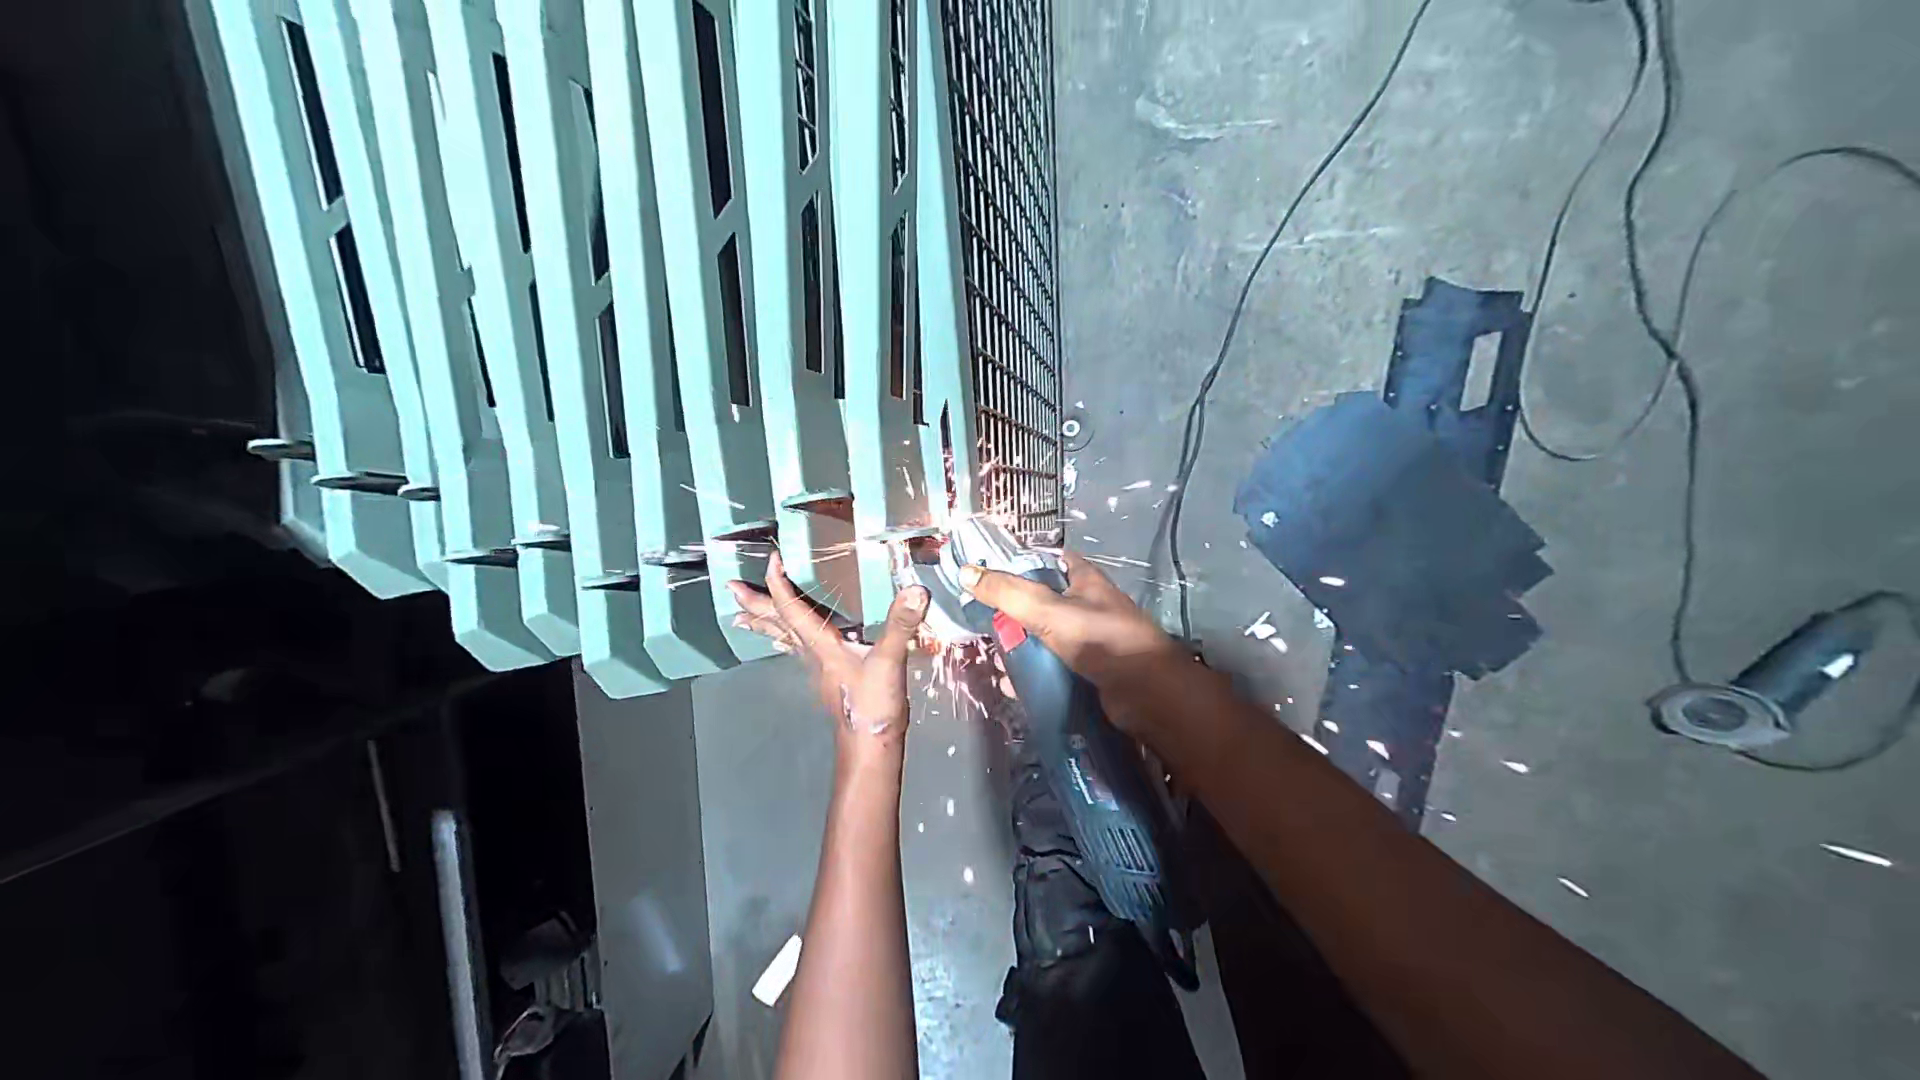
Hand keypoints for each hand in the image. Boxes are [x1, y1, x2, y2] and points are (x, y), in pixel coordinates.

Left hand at [728, 552, 929, 762]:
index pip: (792, 608)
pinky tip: (783, 640)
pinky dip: (784, 637)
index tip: (772, 558)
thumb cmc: (872, 706)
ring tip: (739, 615)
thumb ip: (900, 626)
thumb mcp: (889, 662)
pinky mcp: (826, 676)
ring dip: (762, 622)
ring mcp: (817, 667)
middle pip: (777, 624)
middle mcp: (813, 653)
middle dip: (754, 604)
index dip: (779, 582)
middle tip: (730, 587)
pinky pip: (797, 649)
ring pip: (783, 637)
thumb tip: (916, 591)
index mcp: (822, 645)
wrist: (870, 745)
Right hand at [958, 551, 1190, 721]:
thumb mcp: (1047, 610)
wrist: (1147, 693)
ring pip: (1045, 637)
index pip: (1049, 559)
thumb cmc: (1100, 638)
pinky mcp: (1088, 670)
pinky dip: (1032, 672)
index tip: (989, 575)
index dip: (1021, 563)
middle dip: (1013, 613)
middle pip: (1042, 601)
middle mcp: (1088, 605)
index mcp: (1084, 579)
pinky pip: (1053, 666)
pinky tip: (1011, 682)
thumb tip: (964, 572)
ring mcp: (1089, 639)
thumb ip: (1007, 593)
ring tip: (991, 655)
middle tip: (983, 622)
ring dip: (1020, 646)